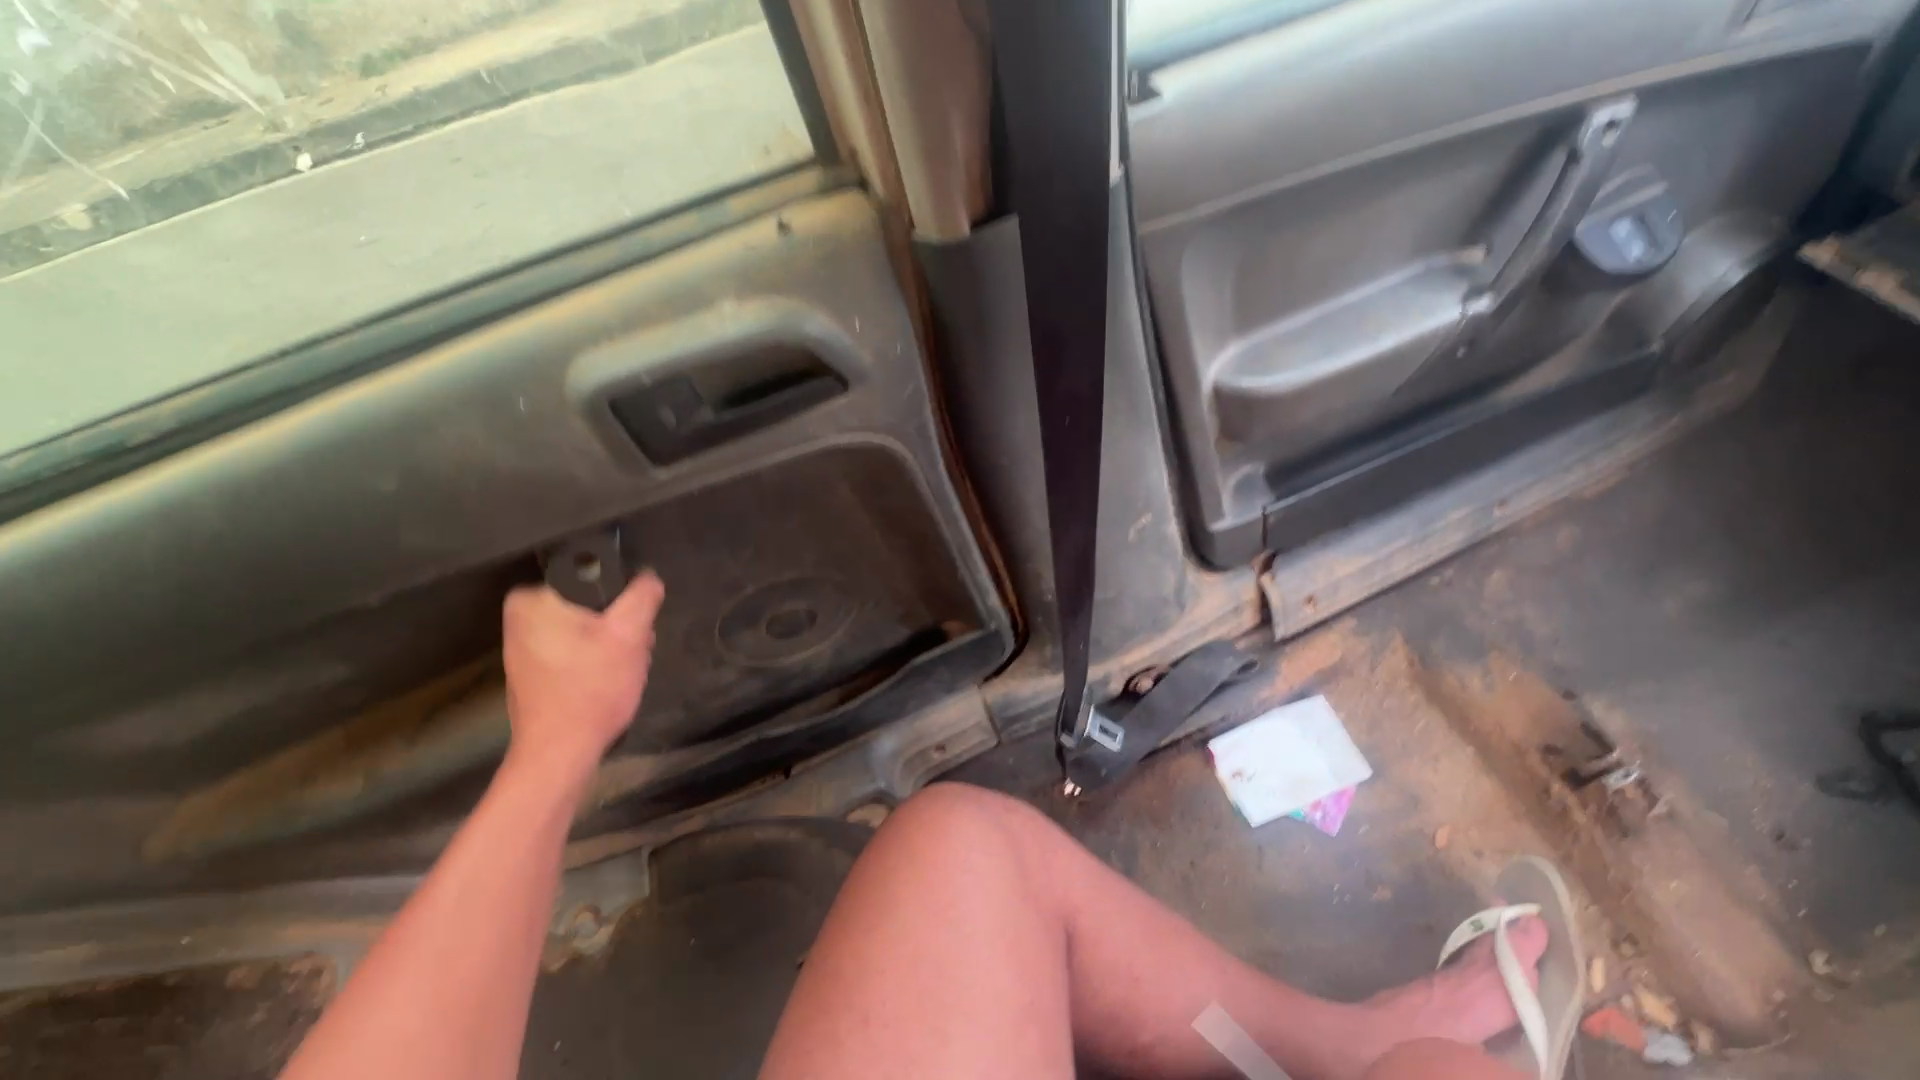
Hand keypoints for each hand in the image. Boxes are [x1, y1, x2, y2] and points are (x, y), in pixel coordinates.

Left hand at [501, 571, 665, 777]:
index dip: (622, 599)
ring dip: (612, 646)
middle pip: (590, 604)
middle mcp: (520, 615)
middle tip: (632, 651)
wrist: (560, 753)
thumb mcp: (630, 634)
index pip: (593, 576)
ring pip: (587, 628)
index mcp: (532, 597)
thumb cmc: (591, 689)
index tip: (634, 626)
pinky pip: (575, 649)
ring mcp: (523, 644)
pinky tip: (606, 682)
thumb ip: (643, 595)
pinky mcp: (533, 669)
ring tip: (621, 670)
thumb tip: (648, 576)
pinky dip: (595, 662)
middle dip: (619, 626)